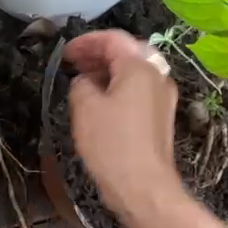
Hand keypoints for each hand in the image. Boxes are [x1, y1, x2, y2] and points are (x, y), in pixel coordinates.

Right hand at [65, 31, 187, 226]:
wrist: (143, 187)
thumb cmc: (112, 144)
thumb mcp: (85, 109)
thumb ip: (81, 85)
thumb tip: (85, 82)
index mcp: (140, 67)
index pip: (113, 39)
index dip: (86, 41)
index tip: (65, 53)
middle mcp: (157, 76)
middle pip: (127, 53)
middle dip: (98, 55)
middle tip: (72, 63)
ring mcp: (163, 98)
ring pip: (134, 73)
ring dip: (108, 72)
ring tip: (82, 81)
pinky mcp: (161, 118)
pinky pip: (139, 91)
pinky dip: (119, 88)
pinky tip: (100, 102)